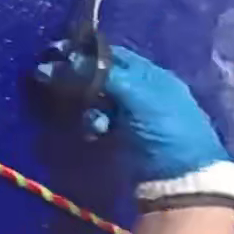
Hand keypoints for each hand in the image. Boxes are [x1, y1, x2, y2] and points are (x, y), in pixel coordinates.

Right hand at [42, 46, 233, 210]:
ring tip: (85, 118)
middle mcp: (140, 91)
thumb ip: (100, 76)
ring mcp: (130, 114)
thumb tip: (53, 63)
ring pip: (94, 99)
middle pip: (99, 77)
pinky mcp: (120, 134)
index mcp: (151, 76)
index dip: (85, 54)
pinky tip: (92, 132)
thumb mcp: (137, 96)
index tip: (56, 57)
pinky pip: (96, 120)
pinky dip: (90, 123)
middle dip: (78, 81)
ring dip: (83, 106)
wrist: (179, 178)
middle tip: (55, 85)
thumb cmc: (164, 130)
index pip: (111, 55)